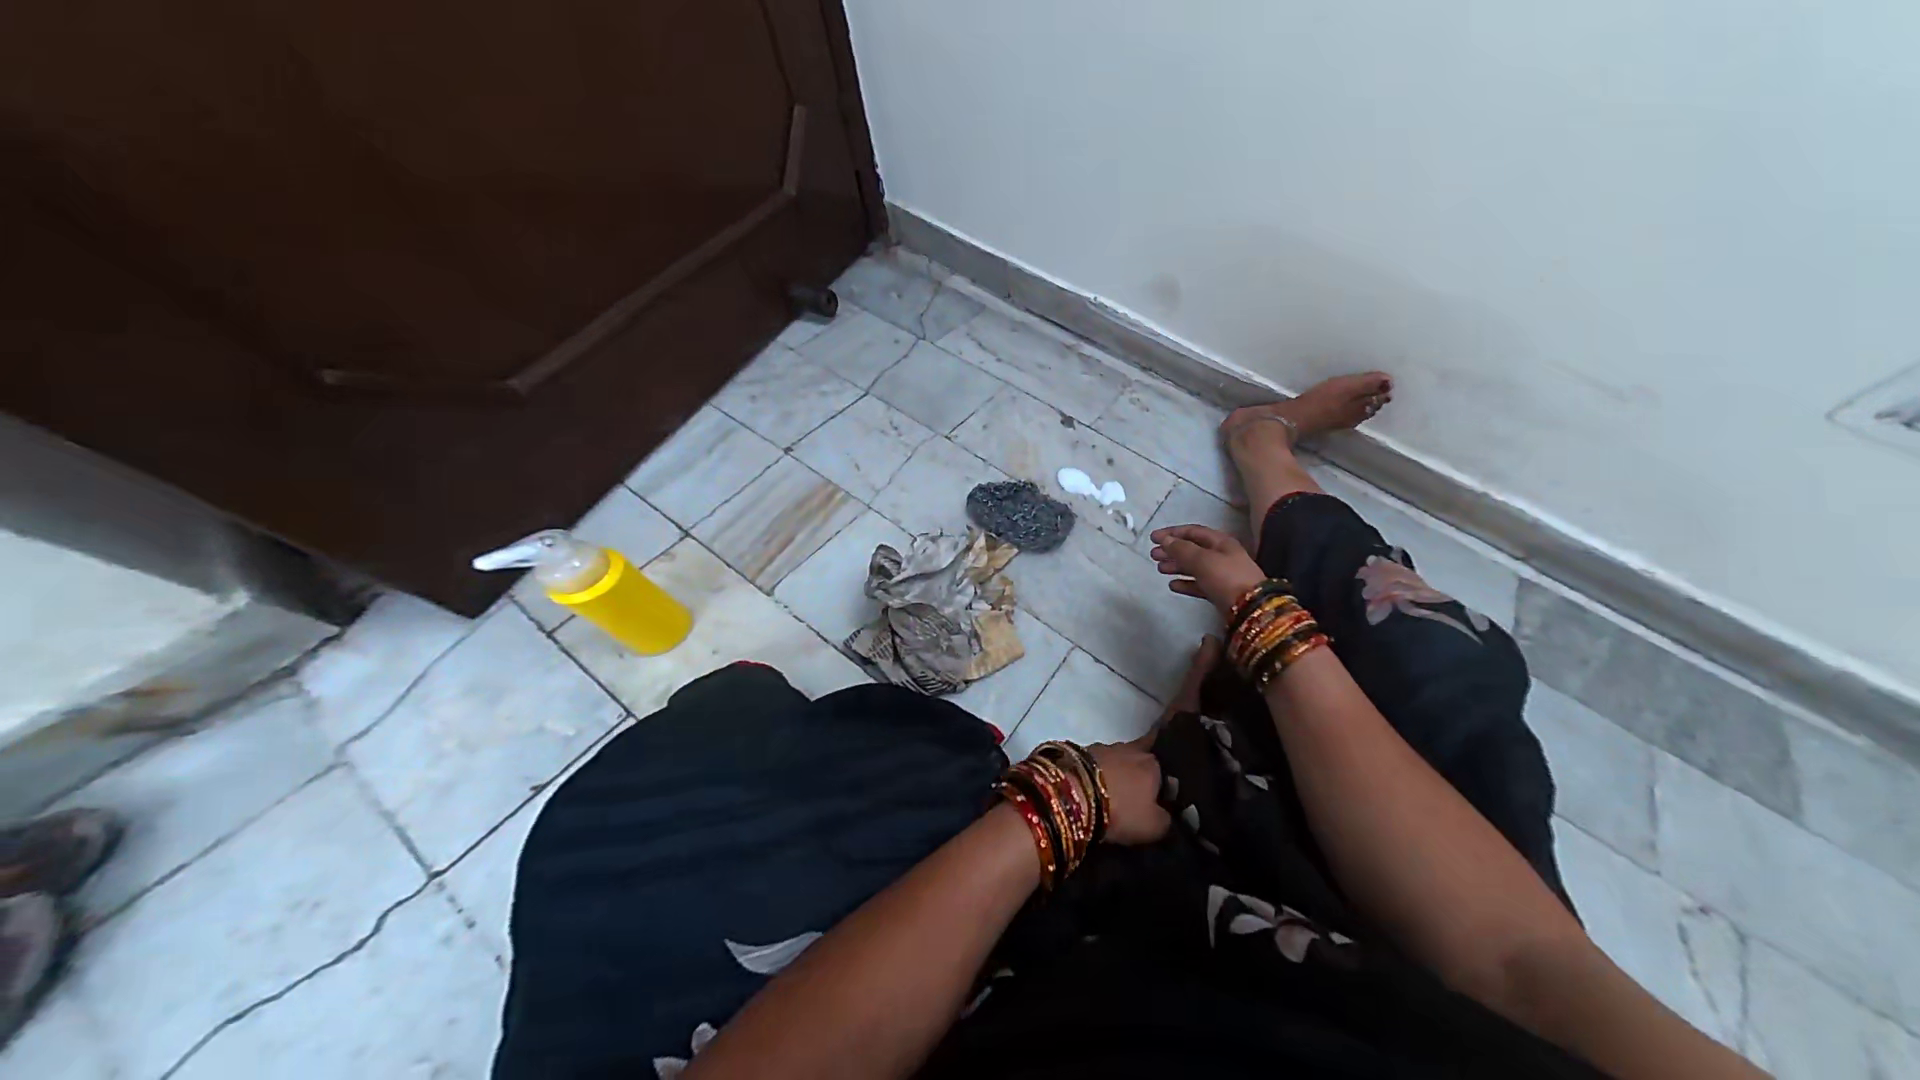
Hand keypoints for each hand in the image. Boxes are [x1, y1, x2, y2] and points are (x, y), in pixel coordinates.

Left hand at [1088, 740, 1170, 844]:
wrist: (1073, 795)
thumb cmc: (1122, 810)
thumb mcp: (1154, 826)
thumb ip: (1167, 819)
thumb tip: (1167, 812)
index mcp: (1153, 762)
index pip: (1167, 765)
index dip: (1166, 782)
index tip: (1163, 797)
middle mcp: (1130, 748)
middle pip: (1141, 758)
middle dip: (1140, 772)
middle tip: (1138, 793)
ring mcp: (1103, 748)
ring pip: (1117, 760)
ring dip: (1118, 773)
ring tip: (1114, 793)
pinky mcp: (1080, 752)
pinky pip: (1097, 764)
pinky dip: (1099, 774)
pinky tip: (1096, 787)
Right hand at [1149, 524, 1266, 616]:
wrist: (1250, 608)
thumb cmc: (1225, 577)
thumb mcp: (1201, 559)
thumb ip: (1181, 549)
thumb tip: (1165, 540)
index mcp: (1220, 542)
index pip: (1193, 532)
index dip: (1172, 533)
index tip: (1153, 538)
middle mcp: (1221, 555)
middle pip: (1192, 549)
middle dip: (1172, 550)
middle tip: (1153, 555)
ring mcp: (1222, 575)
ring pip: (1194, 567)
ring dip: (1176, 566)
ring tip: (1160, 569)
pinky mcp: (1220, 592)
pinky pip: (1199, 584)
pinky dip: (1185, 583)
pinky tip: (1172, 586)